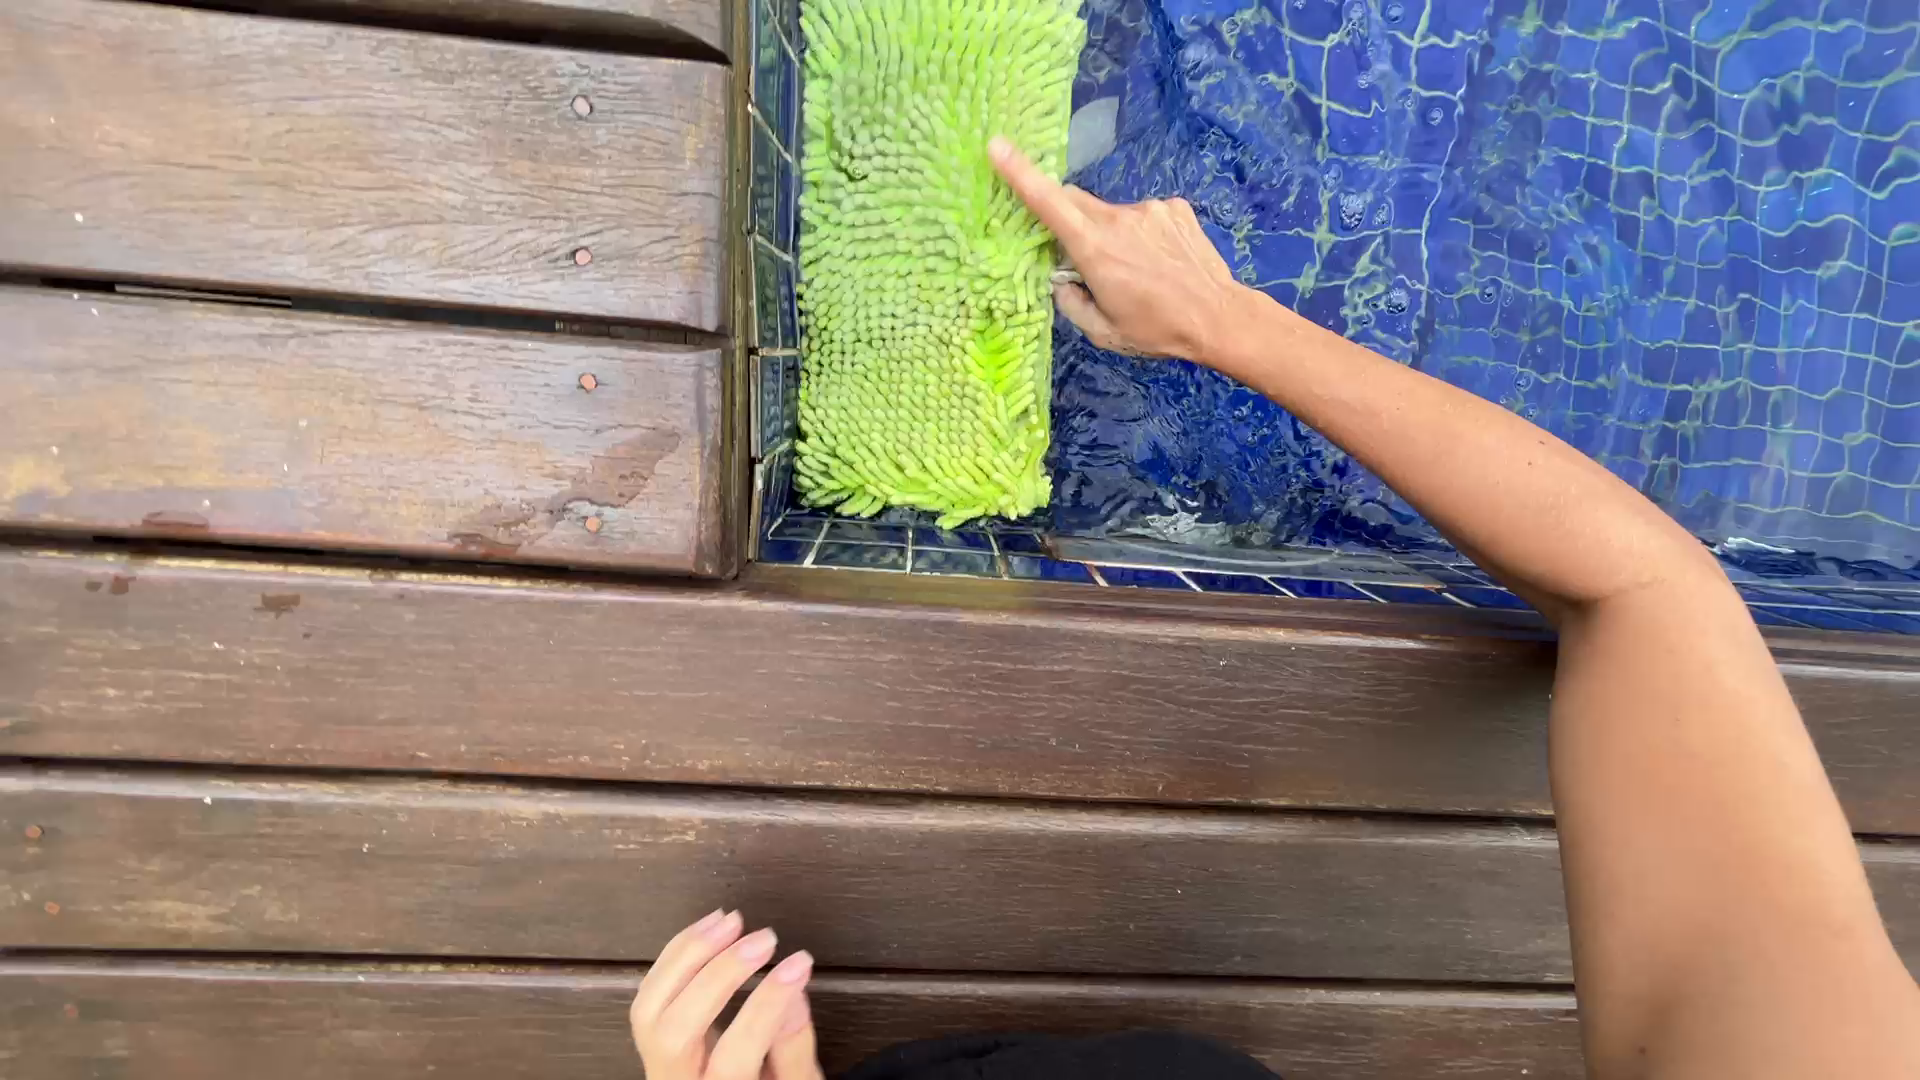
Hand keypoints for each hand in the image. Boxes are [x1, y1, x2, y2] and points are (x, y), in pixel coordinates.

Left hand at [630, 910, 823, 1079]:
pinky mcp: (652, 1038)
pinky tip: (710, 927)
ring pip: (651, 1007)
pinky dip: (678, 951)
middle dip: (720, 974)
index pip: (735, 1056)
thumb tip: (794, 993)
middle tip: (765, 940)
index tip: (799, 963)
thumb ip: (795, 1050)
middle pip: (676, 1032)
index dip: (768, 1004)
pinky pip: (649, 992)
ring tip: (733, 921)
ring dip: (691, 954)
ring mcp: (655, 1063)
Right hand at [988, 136, 1247, 360]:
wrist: (1218, 317)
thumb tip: (1061, 279)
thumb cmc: (1155, 330)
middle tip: (1080, 260)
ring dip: (1109, 236)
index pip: (1049, 203)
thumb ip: (1070, 302)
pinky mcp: (1174, 207)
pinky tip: (1157, 262)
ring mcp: (1150, 208)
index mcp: (1095, 250)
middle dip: (1067, 222)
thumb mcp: (1102, 332)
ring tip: (1135, 273)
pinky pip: (1141, 216)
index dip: (1020, 173)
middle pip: (1075, 203)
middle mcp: (1119, 219)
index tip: (997, 146)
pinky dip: (1139, 235)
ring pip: (1110, 214)